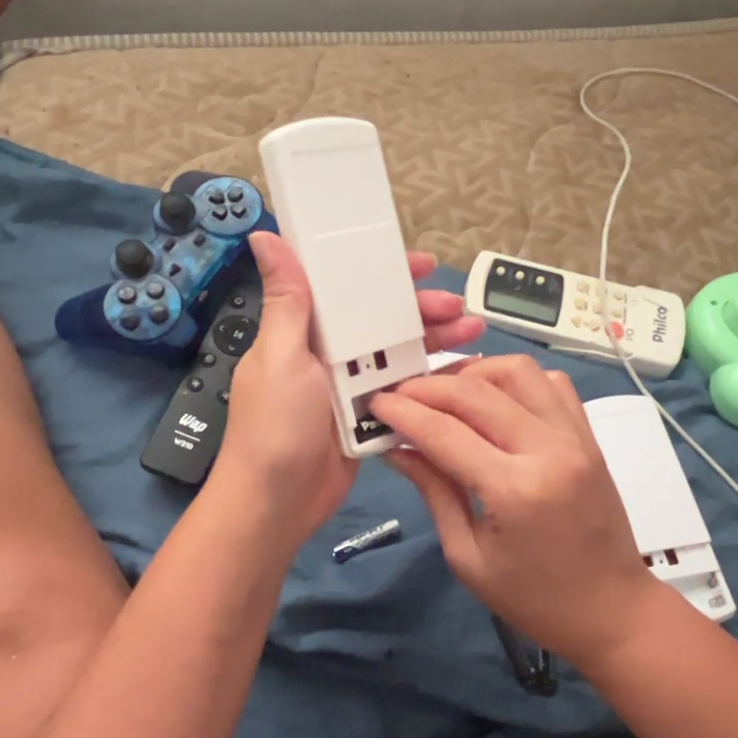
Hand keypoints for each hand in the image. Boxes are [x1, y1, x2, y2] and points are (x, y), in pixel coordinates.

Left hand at [211, 232, 484, 537]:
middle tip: (457, 308)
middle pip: (382, 321)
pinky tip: (465, 374)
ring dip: (434, 342)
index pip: (347, 289)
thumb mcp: (280, 355)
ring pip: (399, 355)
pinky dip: (433, 382)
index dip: (382, 273)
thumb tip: (264, 234)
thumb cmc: (275, 425)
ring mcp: (351, 389)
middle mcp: (328, 355)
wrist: (276, 503)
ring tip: (473, 333)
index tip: (420, 265)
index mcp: (304, 332)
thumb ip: (287, 300)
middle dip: (420, 310)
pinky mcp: (369, 421)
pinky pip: (405, 392)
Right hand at [370, 356, 661, 664]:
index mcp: (514, 490)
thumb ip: (434, 492)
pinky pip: (551, 384)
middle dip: (427, 387)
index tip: (374, 404)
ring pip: (517, 372)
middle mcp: (547, 450)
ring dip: (473, 373)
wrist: (612, 610)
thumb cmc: (533, 598)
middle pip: (475, 392)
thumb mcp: (468, 557)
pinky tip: (492, 399)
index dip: (402, 413)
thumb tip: (396, 448)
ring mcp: (574, 437)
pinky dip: (514, 380)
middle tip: (398, 395)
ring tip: (444, 391)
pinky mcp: (588, 436)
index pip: (444, 432)